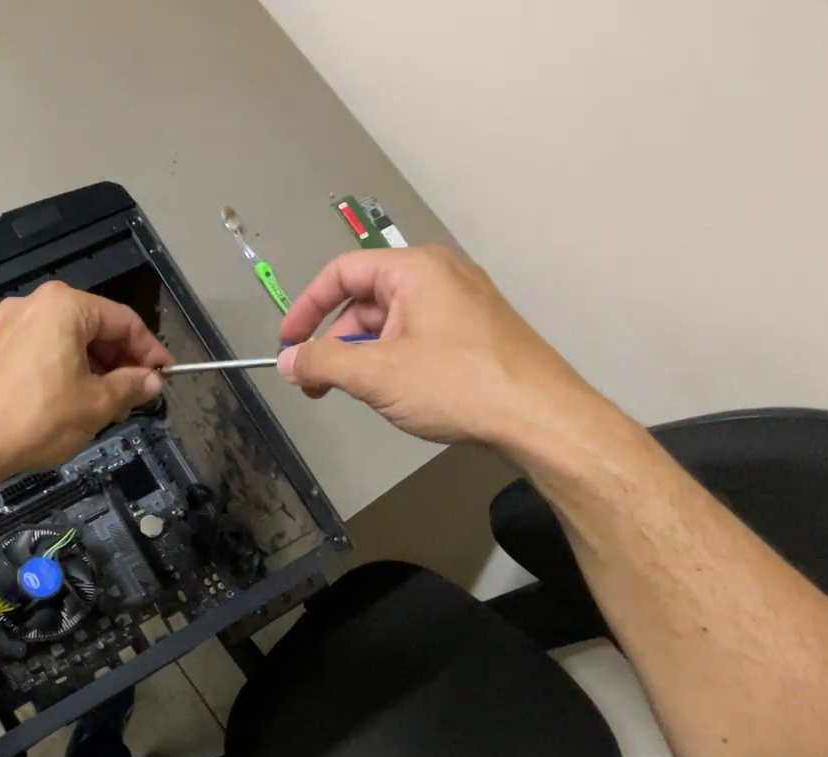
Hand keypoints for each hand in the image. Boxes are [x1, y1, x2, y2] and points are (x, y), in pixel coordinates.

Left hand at [0, 281, 169, 479]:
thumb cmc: (37, 419)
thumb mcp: (96, 404)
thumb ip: (131, 386)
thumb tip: (152, 381)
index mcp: (64, 306)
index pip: (123, 321)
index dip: (150, 350)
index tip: (165, 375)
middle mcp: (34, 304)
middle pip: (94, 328)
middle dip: (121, 361)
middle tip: (138, 395)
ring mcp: (10, 326)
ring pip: (69, 342)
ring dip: (95, 370)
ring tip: (110, 406)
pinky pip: (44, 352)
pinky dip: (67, 371)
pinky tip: (76, 402)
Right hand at [275, 247, 611, 450]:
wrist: (539, 416)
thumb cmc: (459, 385)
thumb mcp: (376, 374)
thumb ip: (322, 362)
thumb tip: (288, 360)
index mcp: (415, 270)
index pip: (341, 273)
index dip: (306, 308)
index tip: (287, 344)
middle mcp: (439, 275)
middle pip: (364, 300)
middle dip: (332, 342)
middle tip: (315, 383)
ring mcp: (460, 302)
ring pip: (389, 322)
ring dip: (359, 355)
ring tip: (351, 393)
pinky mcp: (472, 331)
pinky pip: (414, 335)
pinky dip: (389, 359)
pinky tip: (389, 392)